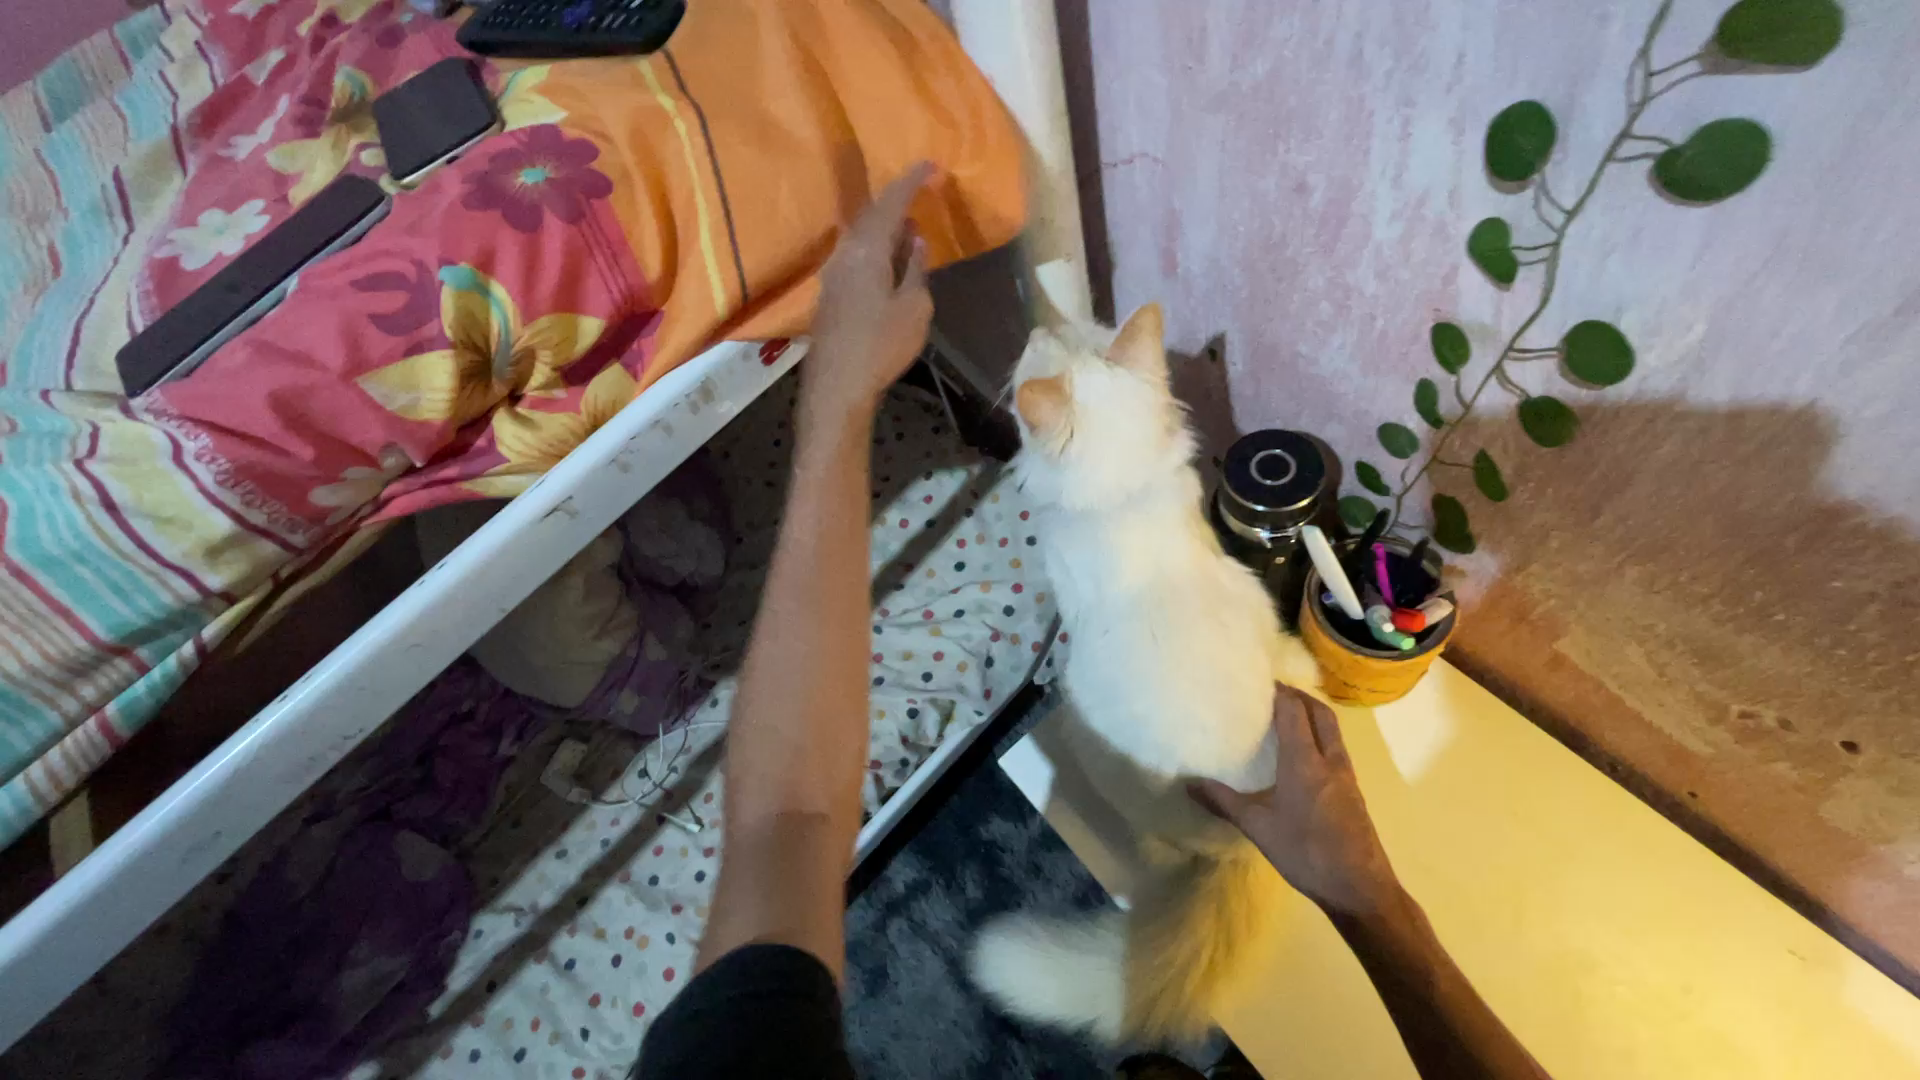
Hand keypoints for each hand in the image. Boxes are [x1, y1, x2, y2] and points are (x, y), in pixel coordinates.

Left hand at [801, 162, 935, 428]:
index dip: (912, 182)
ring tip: (909, 226)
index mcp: (867, 249)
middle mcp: (844, 253)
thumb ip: (915, 268)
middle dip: (897, 200)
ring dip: (885, 225)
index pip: (891, 203)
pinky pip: (856, 253)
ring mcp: (833, 272)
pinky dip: (875, 246)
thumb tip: (915, 240)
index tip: (932, 166)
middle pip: (871, 215)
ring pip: (861, 235)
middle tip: (921, 190)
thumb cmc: (881, 346)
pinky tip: (888, 256)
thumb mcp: (914, 308)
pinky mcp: (830, 292)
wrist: (838, 385)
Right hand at [1189, 684, 1399, 916]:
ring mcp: (1346, 776)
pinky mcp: (1352, 792)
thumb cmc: (1306, 852)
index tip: (1258, 682)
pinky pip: (1336, 749)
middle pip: (1320, 713)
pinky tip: (1302, 755)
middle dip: (1299, 697)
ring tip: (1285, 717)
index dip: (1279, 692)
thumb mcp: (1258, 827)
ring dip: (1312, 716)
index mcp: (1305, 762)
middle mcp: (1329, 760)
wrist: (1360, 889)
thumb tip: (1188, 784)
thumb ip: (1223, 801)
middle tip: (1273, 693)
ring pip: (1332, 731)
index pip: (1294, 711)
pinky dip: (1319, 737)